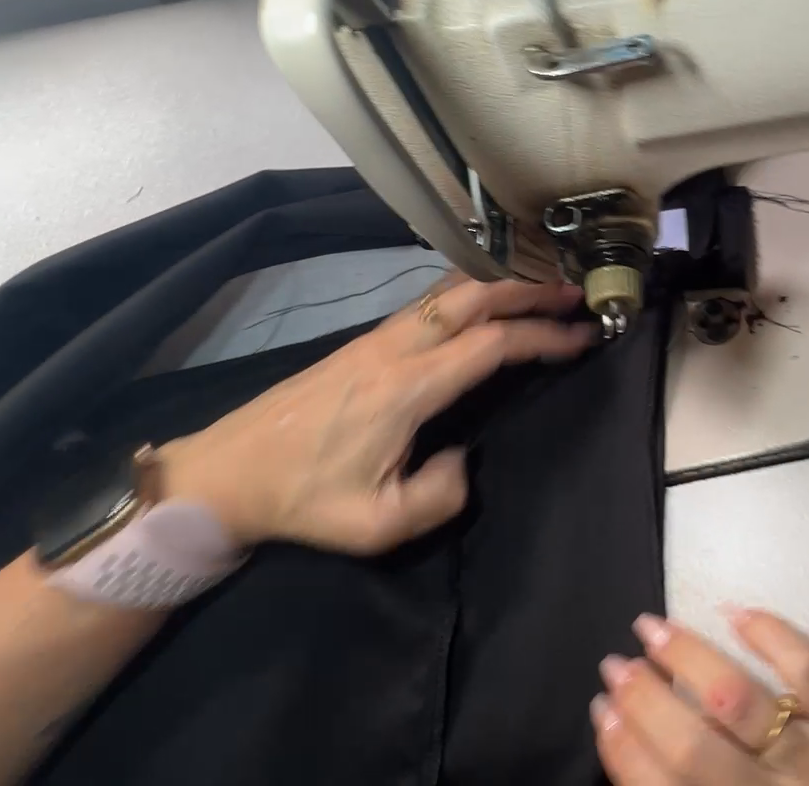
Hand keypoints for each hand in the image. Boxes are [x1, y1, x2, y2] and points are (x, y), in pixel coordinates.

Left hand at [160, 274, 592, 553]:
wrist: (224, 473)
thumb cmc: (301, 500)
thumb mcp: (374, 525)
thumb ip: (439, 496)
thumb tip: (466, 458)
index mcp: (406, 389)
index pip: (493, 344)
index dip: (545, 337)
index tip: (584, 337)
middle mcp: (397, 348)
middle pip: (476, 297)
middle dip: (532, 290)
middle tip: (576, 294)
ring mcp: (379, 337)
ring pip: (452, 290)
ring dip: (504, 284)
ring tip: (544, 289)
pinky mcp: (367, 340)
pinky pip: (434, 300)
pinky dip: (475, 290)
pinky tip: (490, 300)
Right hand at [593, 608, 808, 785]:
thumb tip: (648, 752)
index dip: (627, 753)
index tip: (602, 710)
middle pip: (695, 747)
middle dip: (646, 702)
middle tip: (614, 664)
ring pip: (741, 700)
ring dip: (689, 660)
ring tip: (653, 628)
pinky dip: (771, 635)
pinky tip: (735, 612)